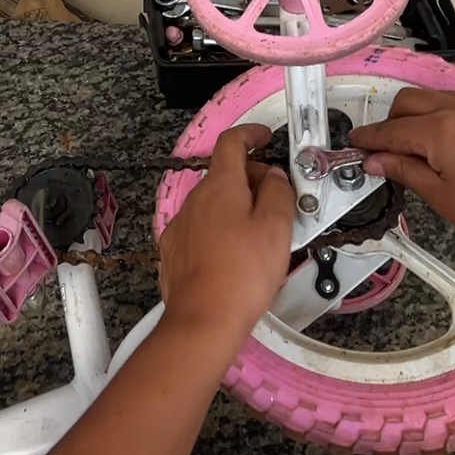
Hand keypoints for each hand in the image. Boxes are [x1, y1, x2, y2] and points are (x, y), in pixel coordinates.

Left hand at [157, 123, 295, 339]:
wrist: (203, 320)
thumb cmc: (240, 277)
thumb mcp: (276, 229)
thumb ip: (279, 193)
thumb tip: (276, 177)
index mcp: (220, 186)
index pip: (231, 142)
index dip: (249, 133)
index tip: (262, 136)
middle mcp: (196, 198)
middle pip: (224, 173)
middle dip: (251, 178)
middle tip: (276, 199)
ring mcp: (182, 223)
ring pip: (213, 202)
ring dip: (237, 206)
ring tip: (261, 234)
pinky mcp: (175, 248)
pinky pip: (201, 226)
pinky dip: (220, 229)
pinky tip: (236, 254)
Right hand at [348, 89, 454, 272]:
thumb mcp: (444, 198)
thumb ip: (404, 171)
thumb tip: (375, 160)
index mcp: (441, 130)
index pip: (391, 130)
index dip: (369, 138)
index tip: (356, 143)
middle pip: (409, 101)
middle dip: (393, 121)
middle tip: (389, 149)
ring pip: (439, 97)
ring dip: (422, 115)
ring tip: (425, 146)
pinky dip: (452, 114)